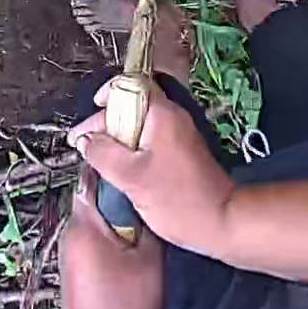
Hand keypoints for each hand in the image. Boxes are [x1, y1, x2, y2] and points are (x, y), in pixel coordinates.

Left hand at [59, 168, 165, 308]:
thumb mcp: (151, 262)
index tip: (134, 164)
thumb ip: (149, 226)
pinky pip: (90, 243)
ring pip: (93, 223)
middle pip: (92, 201)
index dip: (113, 171)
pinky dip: (107, 241)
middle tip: (144, 199)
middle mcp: (69, 236)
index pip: (91, 180)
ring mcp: (68, 256)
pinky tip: (128, 253)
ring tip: (140, 226)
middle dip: (116, 199)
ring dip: (113, 222)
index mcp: (82, 227)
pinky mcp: (73, 273)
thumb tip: (149, 204)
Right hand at [67, 85, 237, 255]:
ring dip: (117, 137)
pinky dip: (131, 147)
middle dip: (106, 121)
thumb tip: (84, 140)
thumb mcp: (131, 177)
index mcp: (161, 114)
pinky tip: (119, 166)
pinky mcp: (180, 150)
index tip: (92, 110)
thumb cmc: (178, 200)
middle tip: (85, 143)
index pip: (131, 84)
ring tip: (97, 156)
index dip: (108, 93)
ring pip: (139, 123)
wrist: (223, 224)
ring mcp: (178, 133)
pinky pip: (149, 138)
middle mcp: (171, 116)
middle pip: (132, 104)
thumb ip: (103, 154)